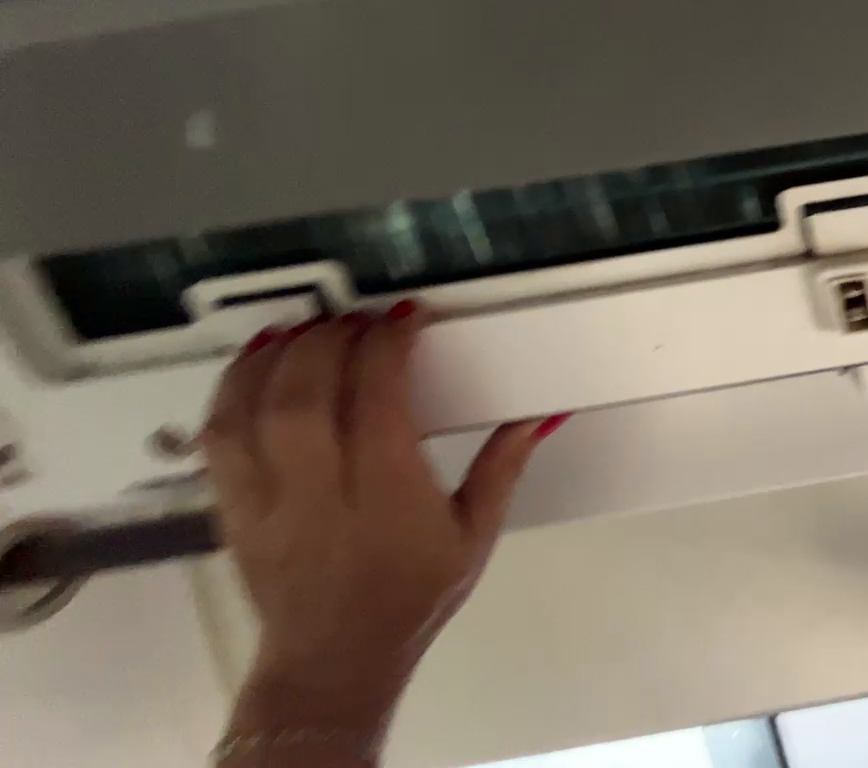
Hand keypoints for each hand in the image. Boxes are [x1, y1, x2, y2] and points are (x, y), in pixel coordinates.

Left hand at [200, 304, 557, 746]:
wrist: (335, 661)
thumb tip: (541, 416)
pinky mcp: (231, 511)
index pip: (377, 402)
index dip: (388, 346)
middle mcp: (319, 495)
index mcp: (388, 496)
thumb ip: (504, 466)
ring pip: (248, 413)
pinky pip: (215, 441)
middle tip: (361, 316)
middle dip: (331, 341)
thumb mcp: (477, 532)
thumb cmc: (415, 594)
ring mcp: (265, 503)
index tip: (406, 315)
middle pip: (305, 397)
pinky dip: (230, 392)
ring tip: (306, 326)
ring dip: (274, 357)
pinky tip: (255, 363)